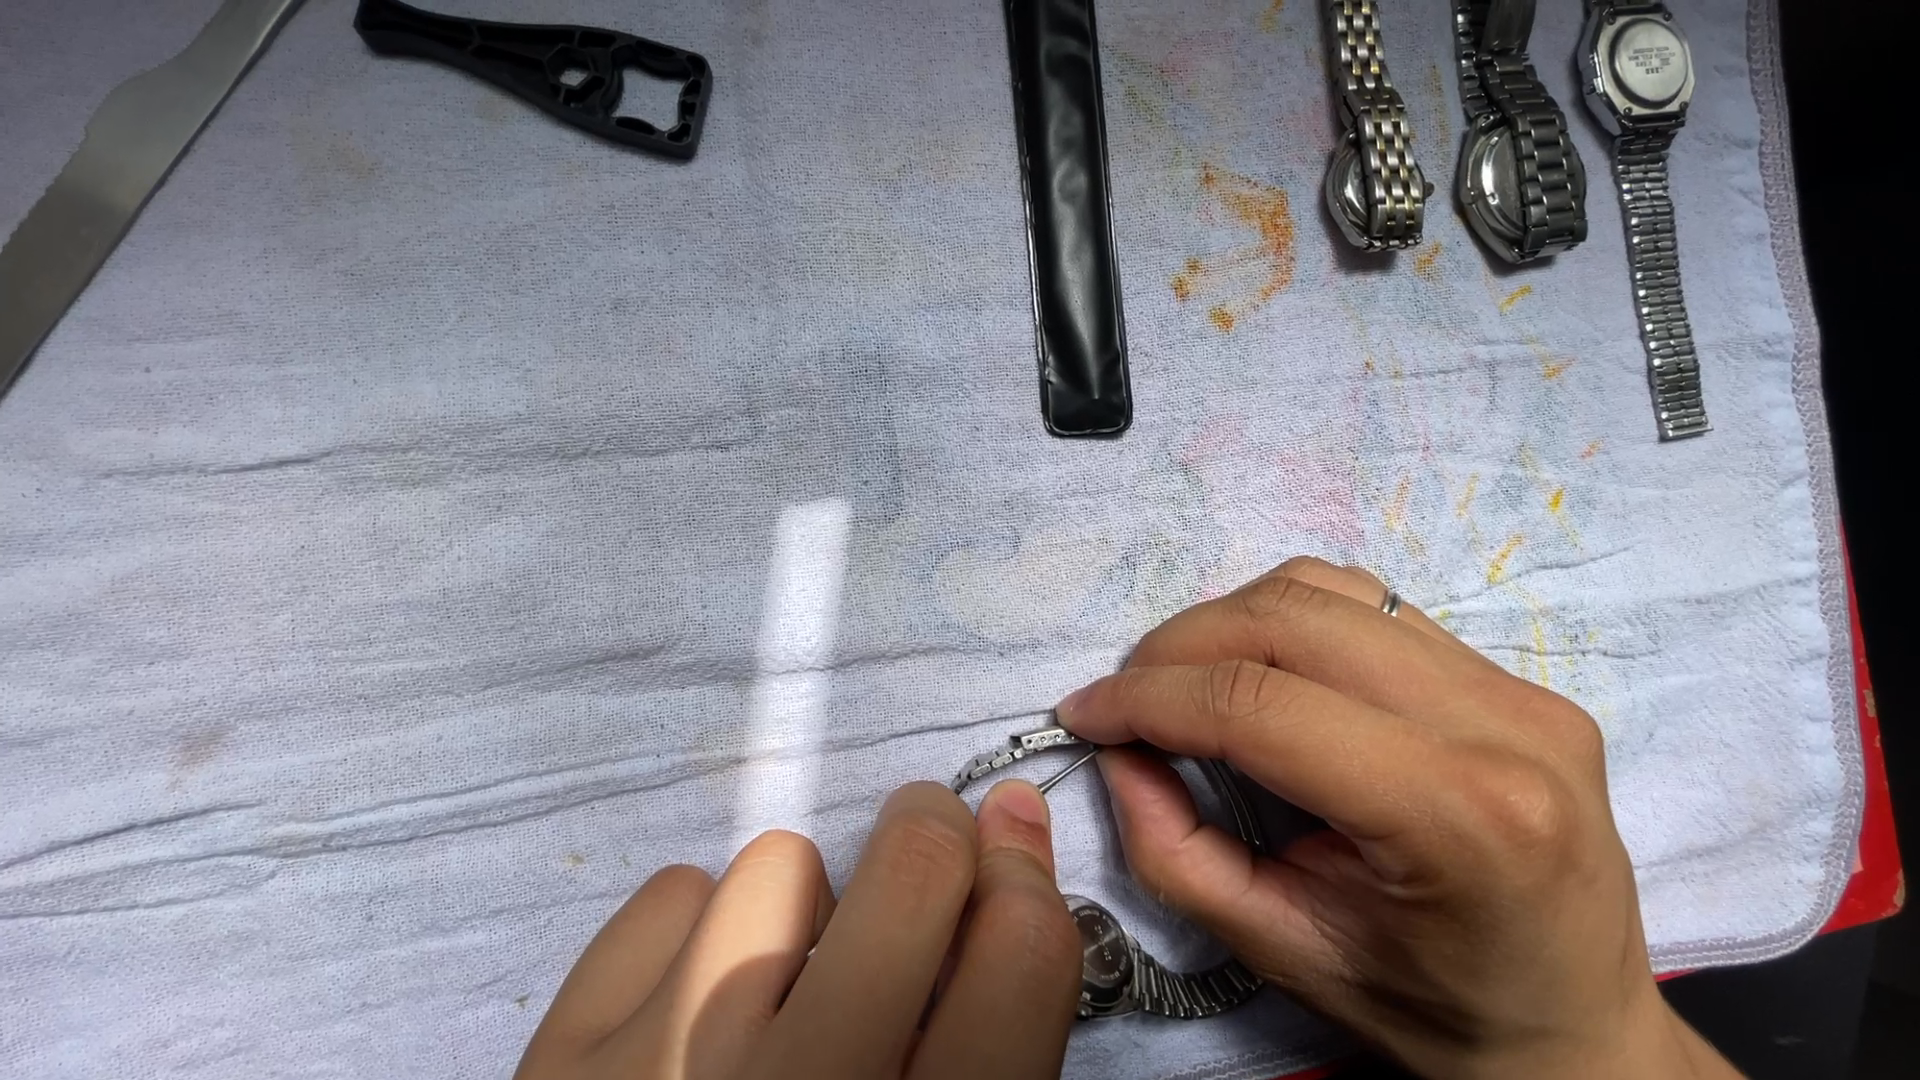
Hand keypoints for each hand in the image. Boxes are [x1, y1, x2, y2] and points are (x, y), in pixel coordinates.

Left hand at [514, 781, 1079, 1079]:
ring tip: (775, 993)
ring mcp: (671, 1073)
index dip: (1023, 874)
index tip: (1001, 850)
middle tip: (914, 862)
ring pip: (781, 862)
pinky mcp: (562, 1060)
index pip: (1024, 945)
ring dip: (795, 912)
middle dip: (930, 832)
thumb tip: (1011, 826)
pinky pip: (672, 894)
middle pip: (913, 864)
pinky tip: (685, 1011)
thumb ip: (997, 1006)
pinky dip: (693, 935)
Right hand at [1057, 558, 1741, 1079]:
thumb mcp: (1277, 950)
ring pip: (1323, 589)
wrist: (1578, 1028)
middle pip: (1286, 620)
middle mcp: (1501, 722)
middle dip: (1175, 647)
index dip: (1147, 699)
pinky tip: (1260, 667)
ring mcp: (1517, 686)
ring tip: (1183, 679)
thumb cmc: (1430, 1011)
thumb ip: (1174, 850)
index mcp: (1455, 814)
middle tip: (1125, 696)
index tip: (1083, 714)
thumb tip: (1119, 750)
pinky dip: (1283, 618)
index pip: (1258, 705)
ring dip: (1225, 621)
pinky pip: (1365, 604)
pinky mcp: (1512, 674)